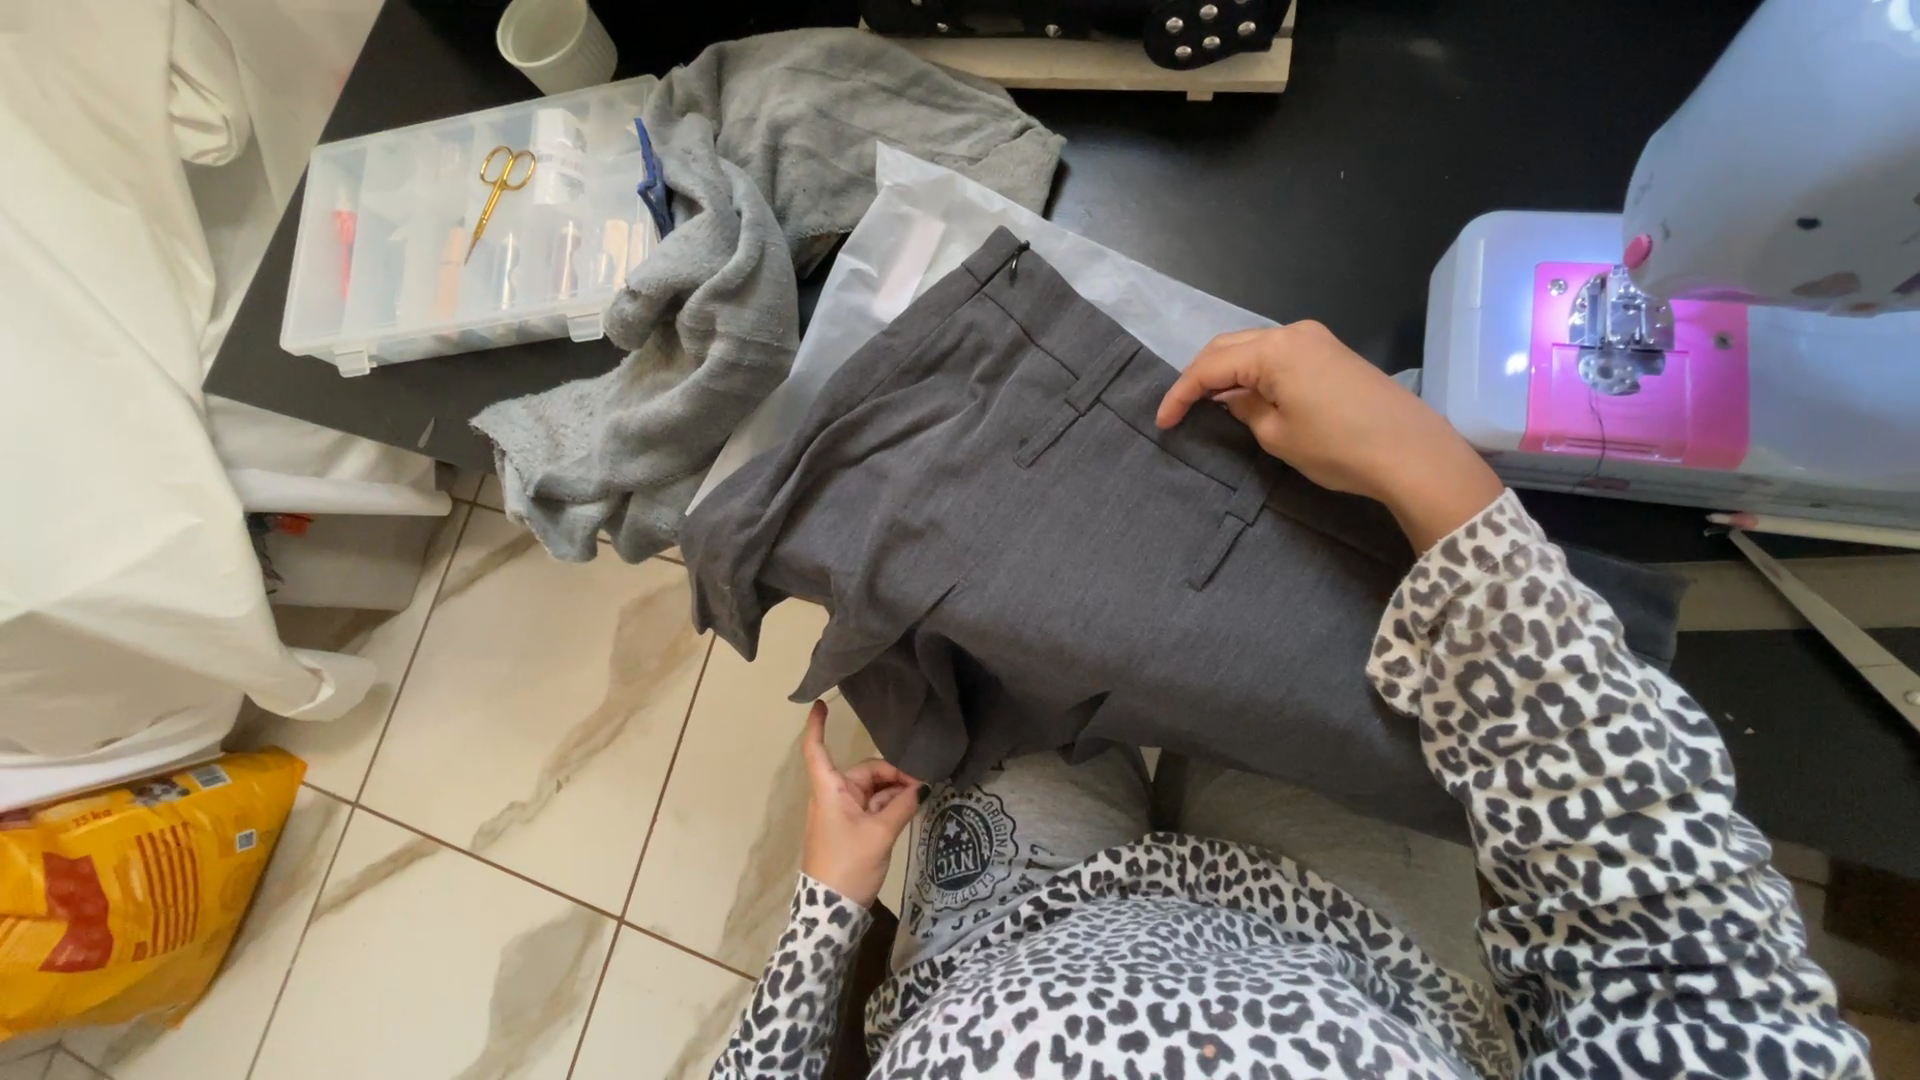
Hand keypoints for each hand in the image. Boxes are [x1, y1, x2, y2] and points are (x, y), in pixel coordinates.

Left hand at [799, 700, 923, 907]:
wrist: (833, 911)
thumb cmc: (848, 864)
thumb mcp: (880, 834)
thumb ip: (902, 806)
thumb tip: (920, 787)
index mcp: (829, 790)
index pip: (816, 750)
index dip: (817, 726)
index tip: (821, 704)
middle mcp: (833, 796)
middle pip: (864, 772)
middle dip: (893, 774)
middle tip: (922, 785)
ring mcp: (842, 813)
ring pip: (873, 790)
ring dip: (895, 792)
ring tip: (920, 798)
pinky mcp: (851, 829)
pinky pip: (873, 807)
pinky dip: (890, 806)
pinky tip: (911, 809)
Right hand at [1155, 322, 1503, 550]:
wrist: (1411, 452)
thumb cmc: (1337, 447)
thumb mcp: (1276, 435)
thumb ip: (1244, 409)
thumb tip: (1232, 399)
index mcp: (1273, 350)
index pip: (1210, 367)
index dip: (1181, 394)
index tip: (1163, 421)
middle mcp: (1292, 333)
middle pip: (1228, 347)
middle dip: (1199, 376)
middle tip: (1181, 408)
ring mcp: (1315, 339)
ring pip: (1252, 347)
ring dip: (1225, 371)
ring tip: (1207, 403)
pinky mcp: (1330, 352)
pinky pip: (1276, 354)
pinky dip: (1252, 371)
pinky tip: (1244, 394)